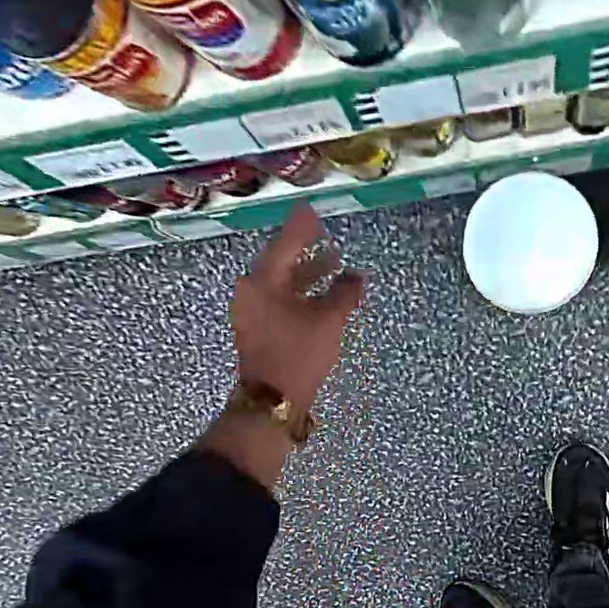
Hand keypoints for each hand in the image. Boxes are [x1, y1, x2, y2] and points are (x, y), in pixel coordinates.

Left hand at [230, 206, 362, 408]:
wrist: (273, 396)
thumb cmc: (299, 352)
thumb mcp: (328, 320)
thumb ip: (344, 294)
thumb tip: (356, 277)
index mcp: (264, 280)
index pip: (286, 243)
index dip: (302, 227)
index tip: (312, 210)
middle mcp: (252, 290)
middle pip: (281, 262)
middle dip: (307, 252)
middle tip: (326, 239)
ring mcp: (252, 311)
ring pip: (282, 283)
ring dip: (306, 275)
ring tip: (332, 267)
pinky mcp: (258, 329)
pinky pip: (280, 301)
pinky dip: (300, 294)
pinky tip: (319, 299)